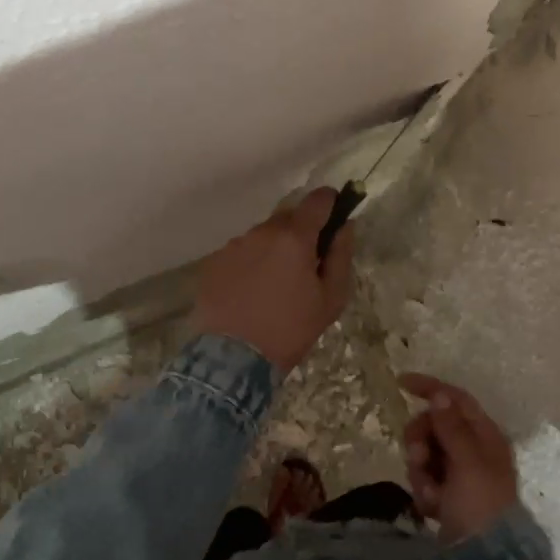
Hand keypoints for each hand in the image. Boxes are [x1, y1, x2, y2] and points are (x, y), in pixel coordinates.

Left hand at [193, 186, 355, 375]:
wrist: (233, 360)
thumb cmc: (291, 330)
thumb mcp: (331, 299)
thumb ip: (341, 256)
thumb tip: (345, 226)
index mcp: (295, 237)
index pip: (318, 200)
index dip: (330, 203)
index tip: (335, 216)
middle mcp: (262, 232)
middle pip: (289, 216)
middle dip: (301, 232)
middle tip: (306, 265)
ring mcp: (235, 245)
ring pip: (263, 235)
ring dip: (274, 249)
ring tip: (275, 285)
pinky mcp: (214, 262)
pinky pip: (241, 253)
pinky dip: (251, 264)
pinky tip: (251, 292)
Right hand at [398, 373, 519, 542]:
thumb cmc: (480, 503)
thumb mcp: (466, 461)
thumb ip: (451, 426)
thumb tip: (439, 393)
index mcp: (486, 435)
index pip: (456, 399)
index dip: (430, 388)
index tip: (401, 383)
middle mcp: (474, 450)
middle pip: (435, 426)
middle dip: (421, 440)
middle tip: (418, 459)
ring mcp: (461, 475)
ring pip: (426, 454)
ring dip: (421, 472)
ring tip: (430, 494)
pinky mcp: (450, 498)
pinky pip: (426, 481)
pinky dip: (425, 492)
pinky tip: (433, 509)